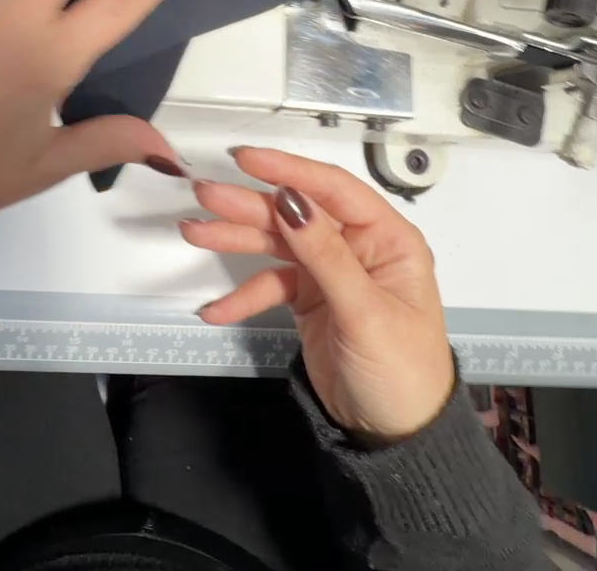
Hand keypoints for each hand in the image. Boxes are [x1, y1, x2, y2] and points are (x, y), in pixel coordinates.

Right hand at [181, 148, 455, 444]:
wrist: (395, 437)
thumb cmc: (402, 372)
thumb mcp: (365, 312)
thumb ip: (326, 254)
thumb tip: (291, 200)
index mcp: (386, 237)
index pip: (333, 189)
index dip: (288, 170)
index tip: (247, 159)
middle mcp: (355, 245)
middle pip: (295, 213)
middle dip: (249, 205)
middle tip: (204, 194)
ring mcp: (328, 270)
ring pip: (276, 243)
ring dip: (235, 239)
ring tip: (194, 231)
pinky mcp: (307, 296)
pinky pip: (269, 283)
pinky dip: (242, 295)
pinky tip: (216, 309)